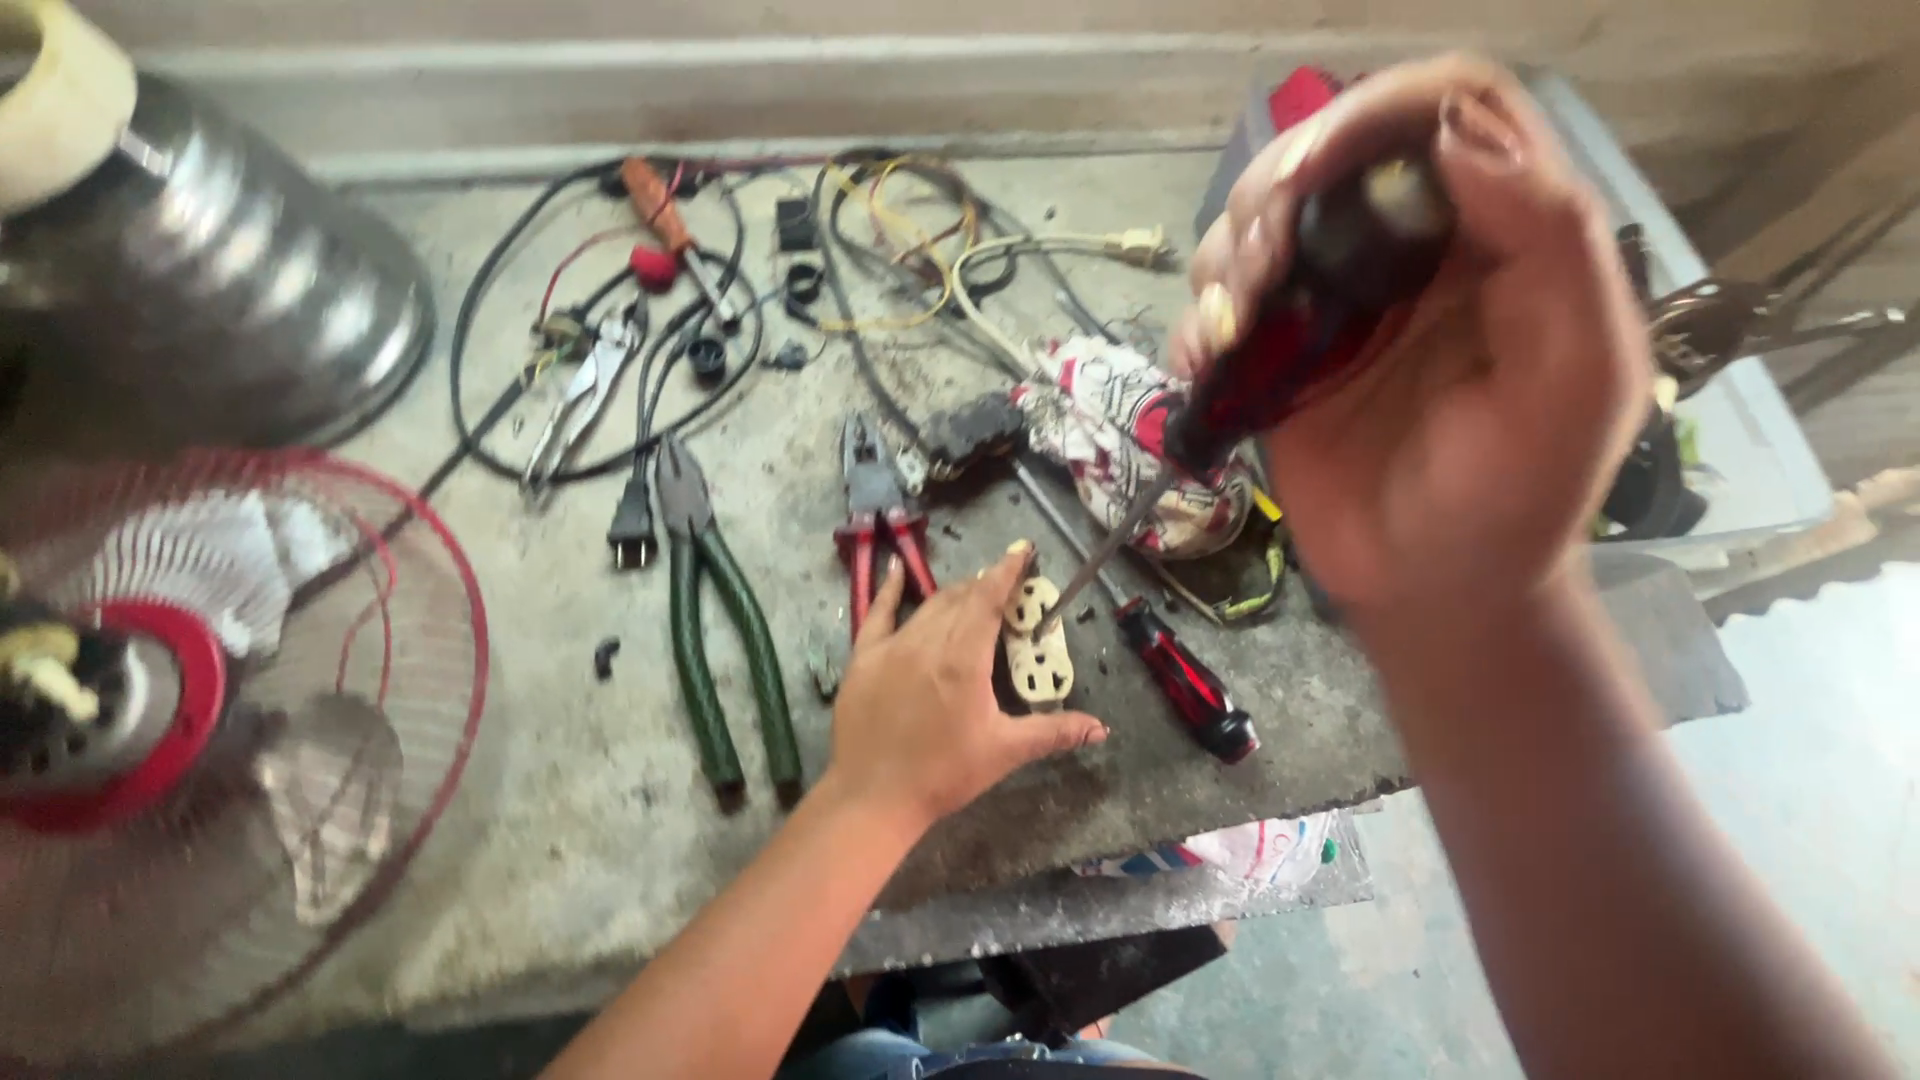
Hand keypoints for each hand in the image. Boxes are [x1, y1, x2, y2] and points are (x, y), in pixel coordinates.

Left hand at [823, 543, 1107, 830]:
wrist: (874, 797)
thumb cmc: (944, 774)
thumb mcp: (1004, 751)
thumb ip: (1053, 732)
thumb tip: (1101, 728)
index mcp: (963, 659)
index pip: (989, 601)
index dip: (1006, 572)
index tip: (1021, 550)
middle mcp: (927, 642)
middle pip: (961, 599)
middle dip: (985, 585)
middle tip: (1004, 583)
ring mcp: (892, 647)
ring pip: (928, 606)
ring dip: (953, 593)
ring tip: (971, 588)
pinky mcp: (864, 658)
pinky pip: (878, 614)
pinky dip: (891, 590)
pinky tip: (897, 569)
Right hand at [1170, 55, 1649, 615]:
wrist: (1429, 588)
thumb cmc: (1513, 499)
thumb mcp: (1573, 378)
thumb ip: (1551, 245)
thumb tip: (1457, 139)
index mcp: (1497, 238)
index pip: (1442, 113)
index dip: (1370, 116)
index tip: (1305, 178)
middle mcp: (1406, 258)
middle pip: (1324, 160)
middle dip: (1272, 196)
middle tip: (1255, 273)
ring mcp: (1331, 310)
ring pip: (1256, 229)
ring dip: (1225, 261)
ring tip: (1231, 332)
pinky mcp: (1275, 363)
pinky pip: (1217, 314)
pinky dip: (1195, 328)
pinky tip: (1204, 365)